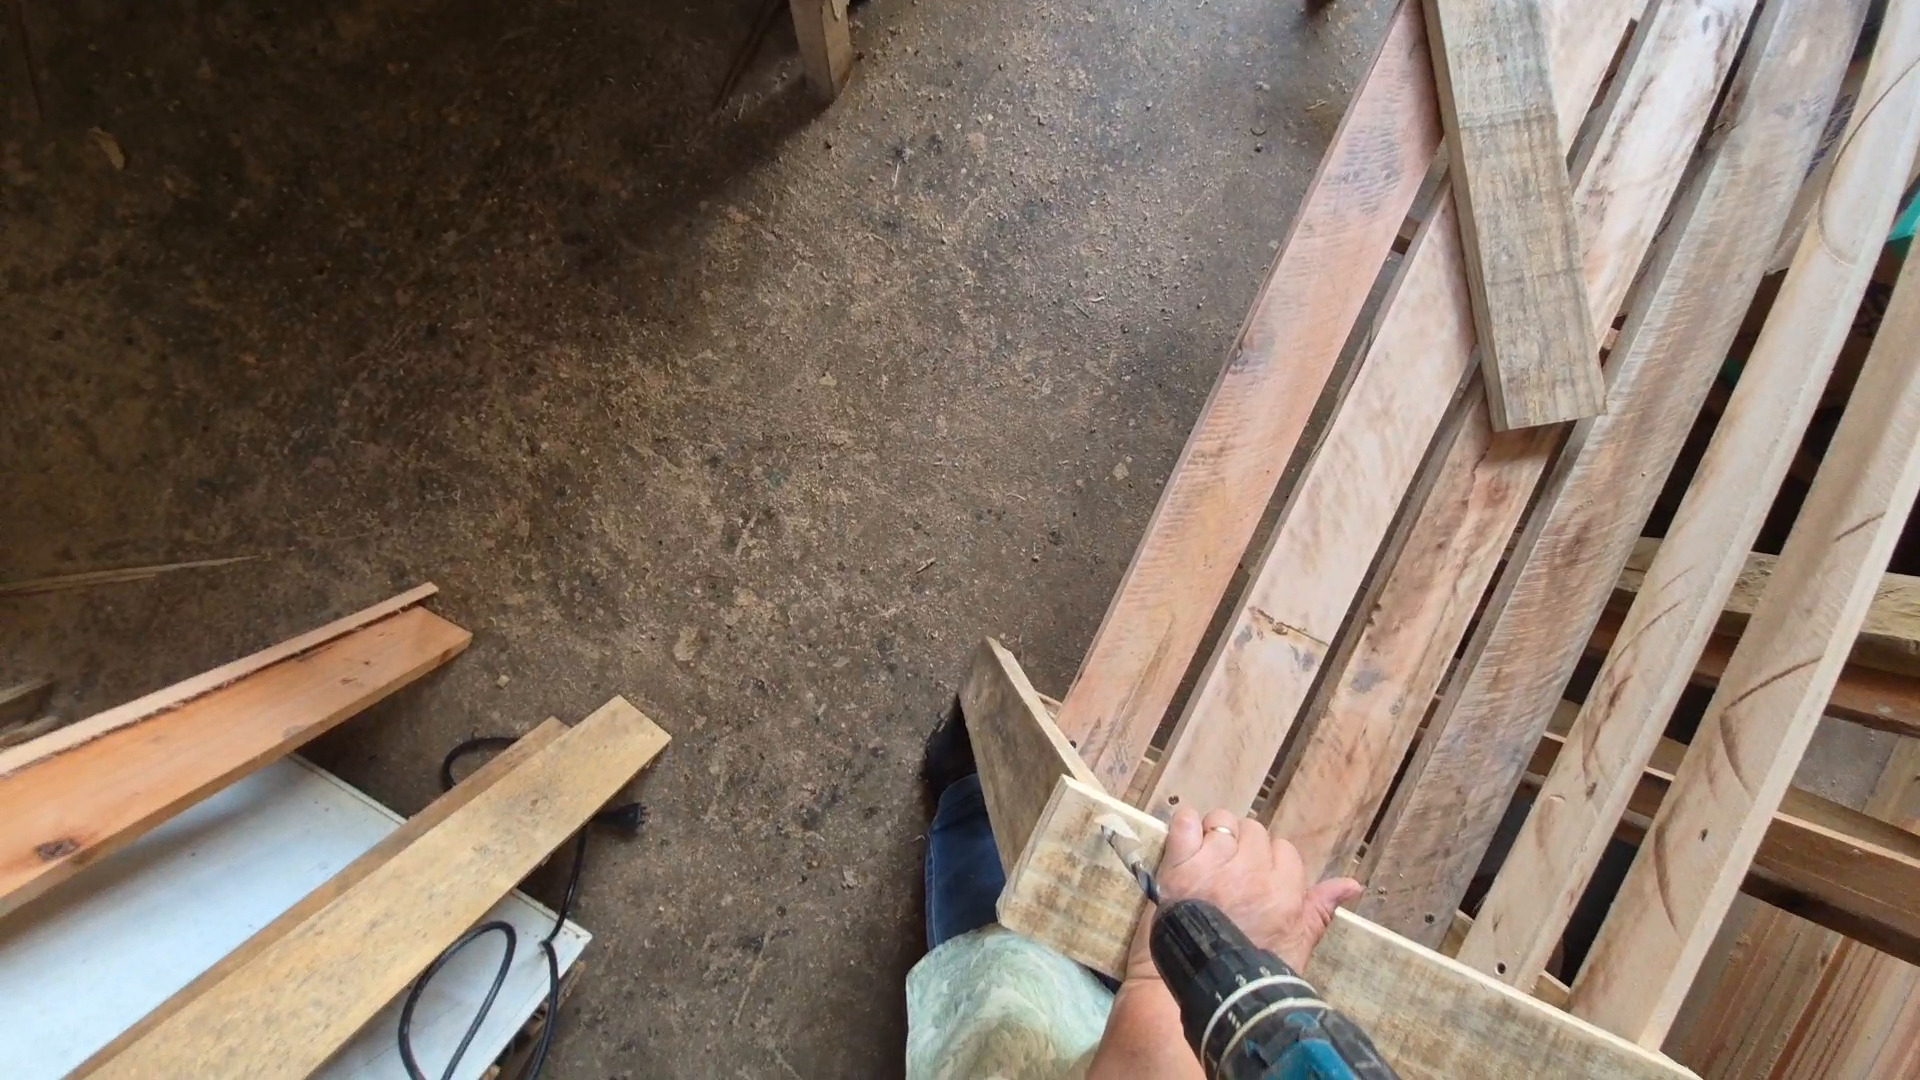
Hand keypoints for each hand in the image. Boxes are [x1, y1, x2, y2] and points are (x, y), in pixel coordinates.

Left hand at [1122, 807, 1362, 982]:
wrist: (1197, 984)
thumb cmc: (1249, 973)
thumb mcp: (1294, 947)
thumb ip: (1319, 911)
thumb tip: (1352, 885)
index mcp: (1284, 893)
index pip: (1283, 849)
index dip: (1268, 861)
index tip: (1255, 879)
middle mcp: (1252, 873)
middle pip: (1252, 830)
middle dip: (1241, 846)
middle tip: (1228, 872)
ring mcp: (1215, 865)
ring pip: (1222, 821)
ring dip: (1213, 835)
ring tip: (1206, 861)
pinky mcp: (1181, 863)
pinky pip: (1186, 821)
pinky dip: (1184, 825)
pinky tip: (1185, 845)